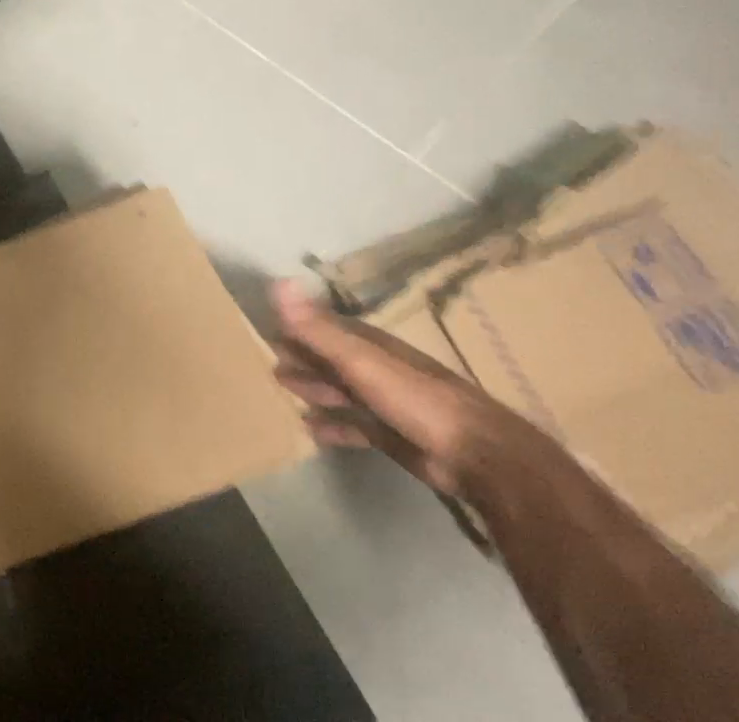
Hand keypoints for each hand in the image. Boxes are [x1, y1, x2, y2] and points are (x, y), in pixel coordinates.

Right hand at [269, 280, 558, 501]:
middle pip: (330, 360)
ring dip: (312, 391)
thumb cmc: (416, 400)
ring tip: (282, 393)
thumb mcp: (361, 360)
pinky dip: (330, 426)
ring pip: (339, 391)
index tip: (262, 333)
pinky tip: (310, 430)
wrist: (476, 455)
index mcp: (371, 345)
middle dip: (301, 360)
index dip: (294, 328)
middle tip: (266, 366)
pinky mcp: (389, 433)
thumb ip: (318, 328)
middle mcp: (377, 368)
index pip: (324, 328)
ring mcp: (384, 402)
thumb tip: (278, 282)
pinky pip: (351, 426)